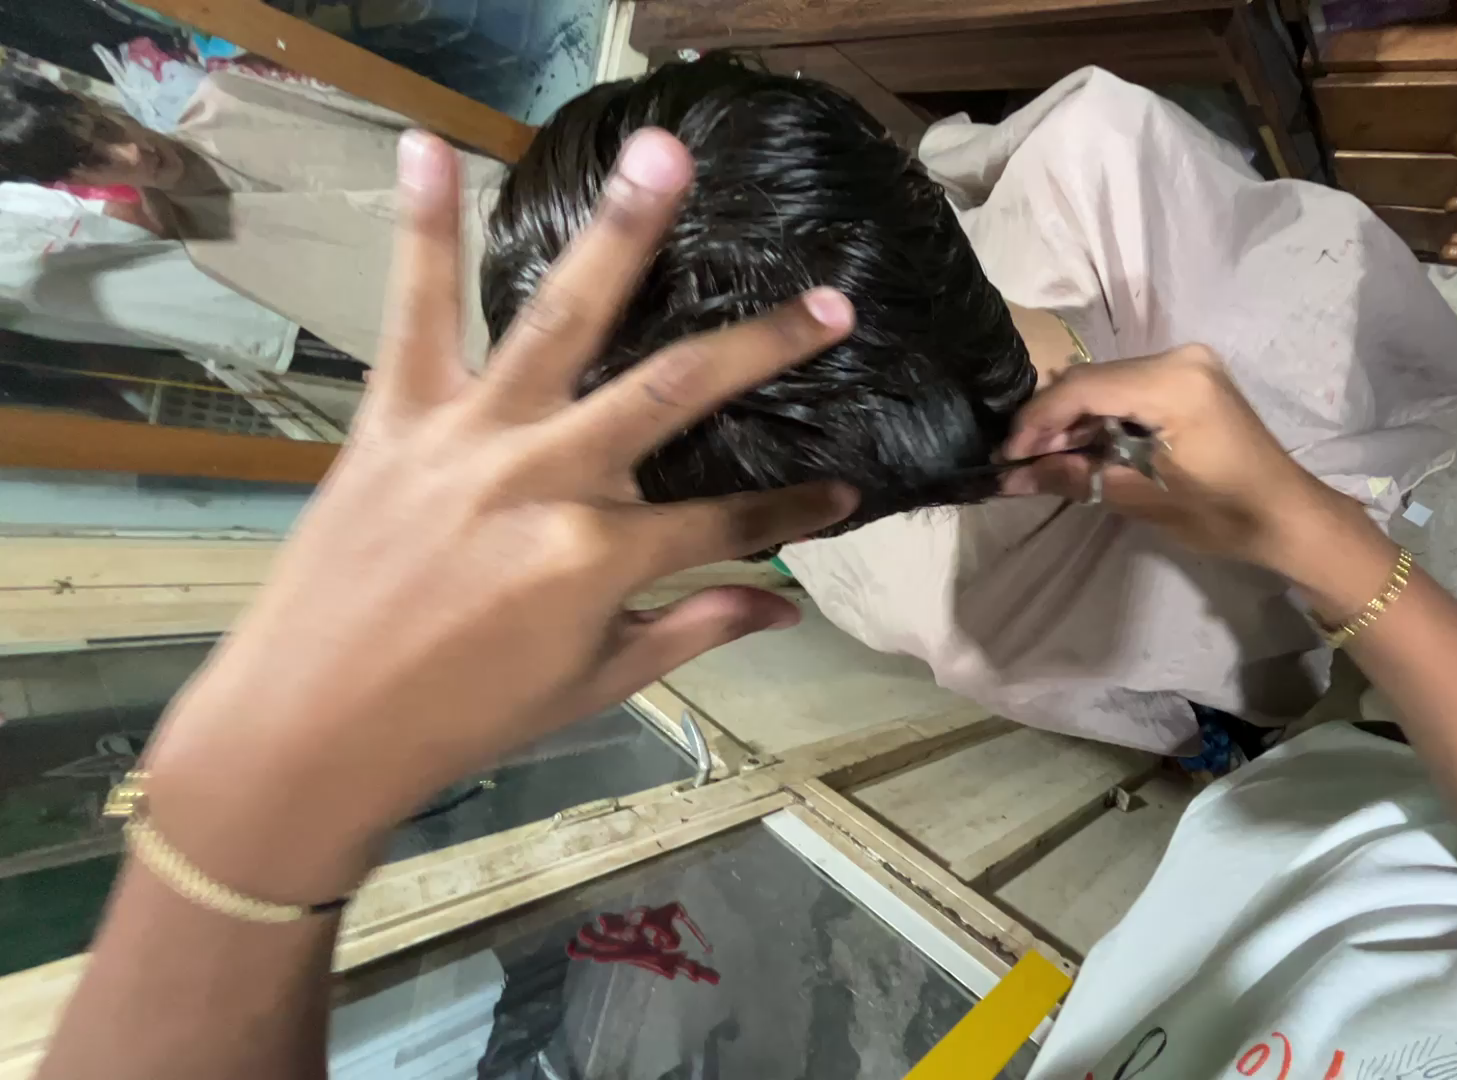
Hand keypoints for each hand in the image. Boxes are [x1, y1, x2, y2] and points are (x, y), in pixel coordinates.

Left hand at [139, 130, 857, 901]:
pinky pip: (415, 314)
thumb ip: (702, 627)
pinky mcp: (397, 417)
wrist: (304, 733)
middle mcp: (547, 477)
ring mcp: (470, 434)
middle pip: (677, 393)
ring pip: (562, 320)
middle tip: (831, 301)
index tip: (847, 491)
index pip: (733, 524)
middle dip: (765, 346)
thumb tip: (790, 607)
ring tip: (664, 157)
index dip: (799, 511)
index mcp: (601, 557)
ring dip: (620, 235)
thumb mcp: (604, 679)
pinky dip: (424, 233)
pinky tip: (433, 147)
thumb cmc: (473, 716)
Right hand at [998, 345, 1393, 612]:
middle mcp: (1179, 358)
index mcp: (1173, 383)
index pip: (1082, 389)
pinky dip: (1101, 418)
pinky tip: (1086, 447)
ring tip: (1051, 459)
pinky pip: (1128, 390)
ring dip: (1074, 420)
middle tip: (1025, 462)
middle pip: (1091, 381)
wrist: (1287, 516)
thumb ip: (1072, 477)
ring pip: (1106, 384)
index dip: (1036, 420)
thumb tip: (1008, 477)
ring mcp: (1187, 364)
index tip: (1008, 454)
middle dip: (1052, 421)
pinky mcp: (1190, 378)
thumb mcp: (1141, 498)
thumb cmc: (1223, 514)